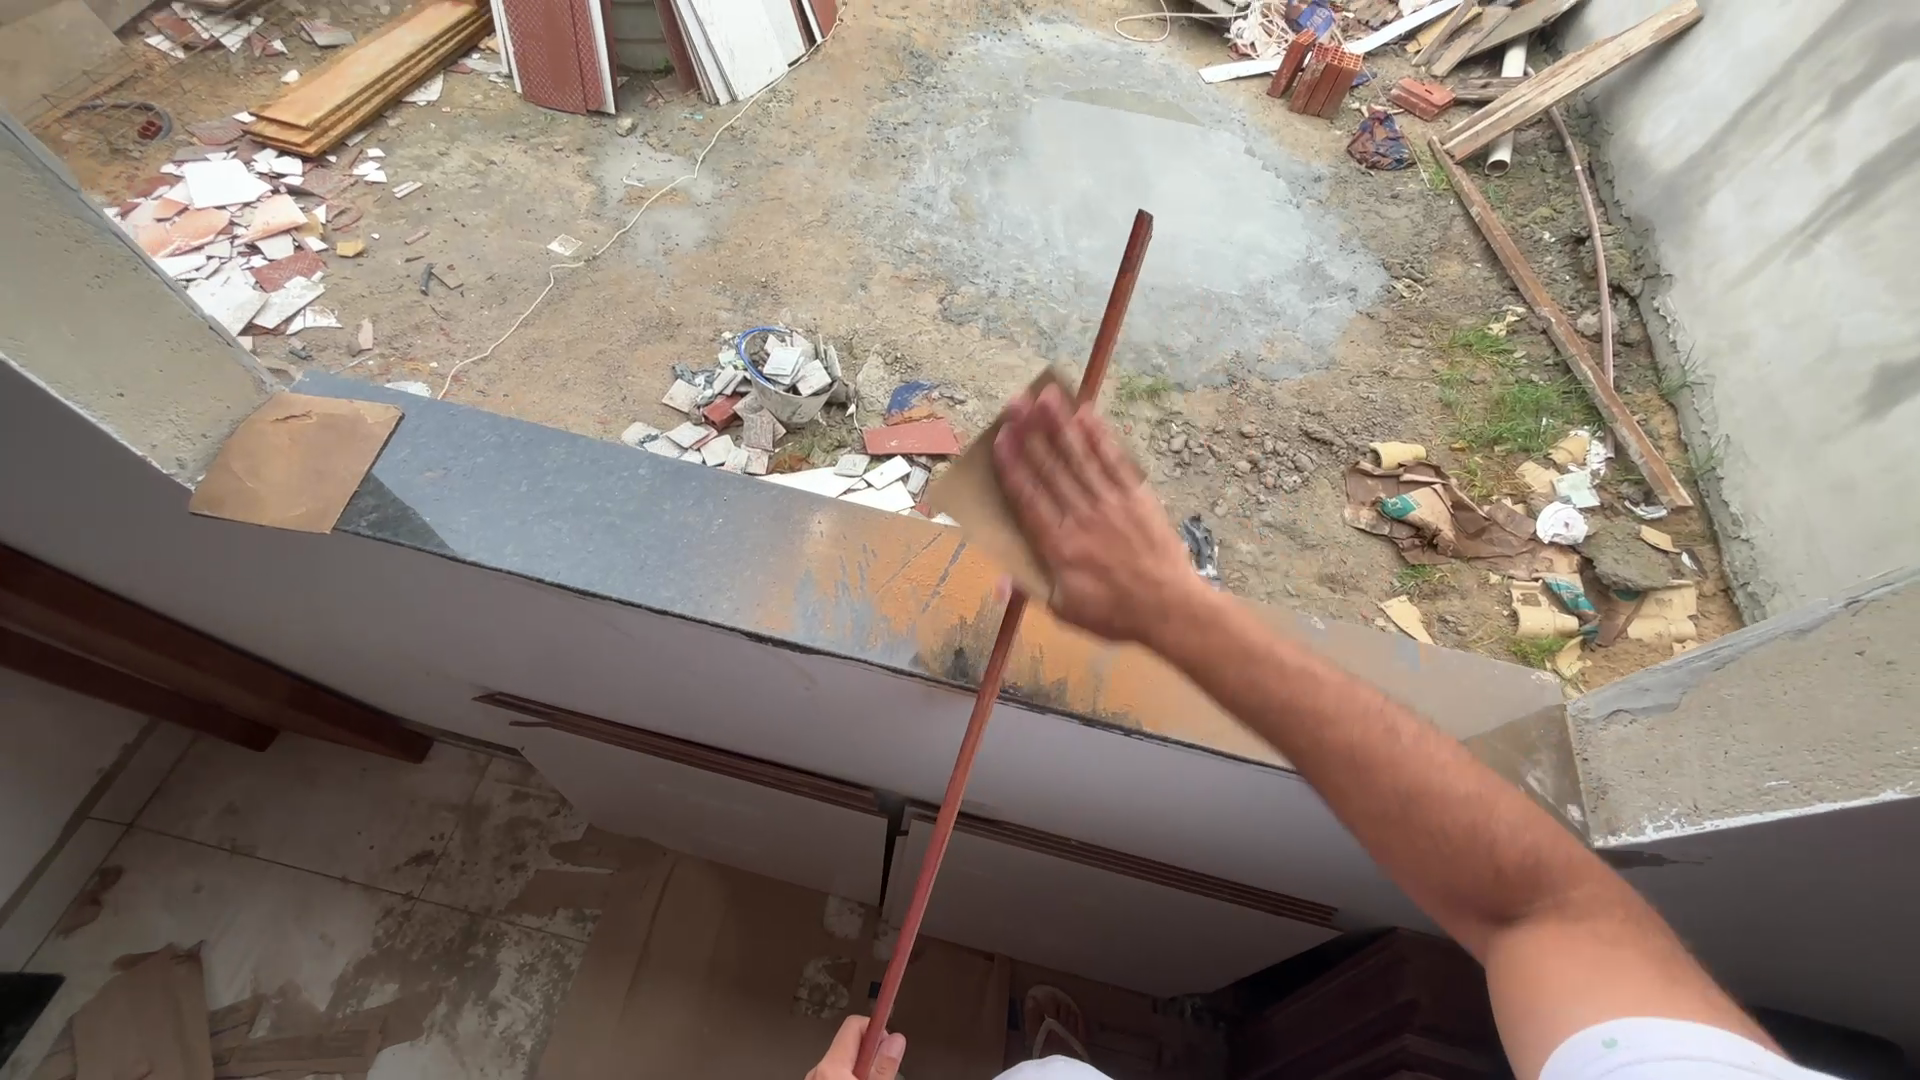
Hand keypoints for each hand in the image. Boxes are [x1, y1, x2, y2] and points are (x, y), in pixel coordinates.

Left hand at [807, 1016, 904, 1079]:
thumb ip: (883, 1067)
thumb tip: (896, 1040)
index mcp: (831, 1066)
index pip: (855, 1024)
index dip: (875, 1027)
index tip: (889, 1022)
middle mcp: (817, 1070)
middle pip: (850, 1044)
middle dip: (869, 1054)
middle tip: (882, 1071)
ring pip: (842, 1062)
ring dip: (858, 1068)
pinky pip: (833, 1075)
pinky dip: (846, 1077)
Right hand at [992, 383, 1200, 643]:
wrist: (1171, 608)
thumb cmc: (1115, 613)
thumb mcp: (1064, 611)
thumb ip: (1030, 590)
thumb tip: (998, 582)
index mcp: (1059, 546)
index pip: (1029, 498)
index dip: (1012, 466)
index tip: (1000, 438)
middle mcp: (1082, 517)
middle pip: (1051, 468)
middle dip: (1030, 432)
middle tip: (1014, 402)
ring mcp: (1111, 503)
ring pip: (1081, 457)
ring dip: (1061, 424)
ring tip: (1045, 395)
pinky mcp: (1136, 496)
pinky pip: (1114, 460)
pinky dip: (1100, 436)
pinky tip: (1086, 414)